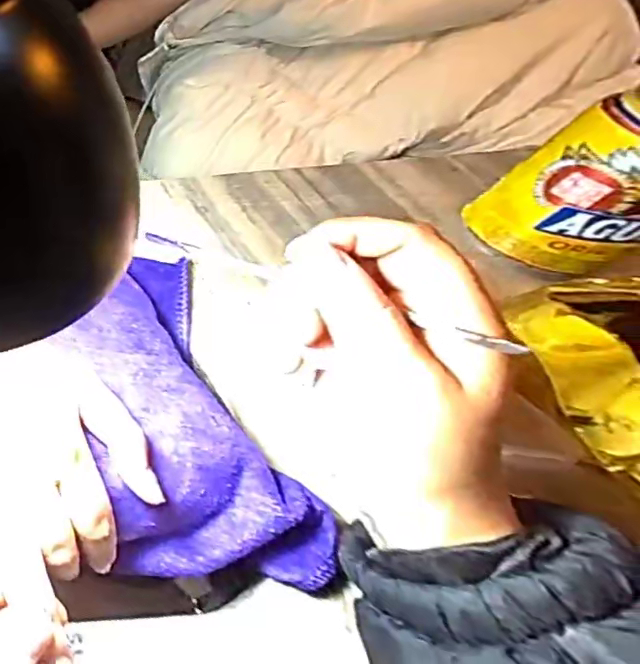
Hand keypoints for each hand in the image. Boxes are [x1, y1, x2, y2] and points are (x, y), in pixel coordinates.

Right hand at [0, 347, 165, 587]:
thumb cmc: (12, 353)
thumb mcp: (80, 381)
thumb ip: (123, 435)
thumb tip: (153, 493)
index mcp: (64, 447)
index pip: (96, 520)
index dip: (104, 548)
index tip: (99, 558)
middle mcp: (26, 468)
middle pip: (57, 544)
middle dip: (66, 570)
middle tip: (63, 580)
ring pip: (13, 547)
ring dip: (25, 584)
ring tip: (29, 603)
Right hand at [272, 219, 520, 549]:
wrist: (408, 503)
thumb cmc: (416, 446)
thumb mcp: (395, 377)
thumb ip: (360, 308)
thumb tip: (316, 252)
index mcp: (456, 316)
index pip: (408, 241)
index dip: (353, 235)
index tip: (303, 256)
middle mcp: (415, 312)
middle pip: (347, 262)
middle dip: (310, 289)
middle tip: (300, 331)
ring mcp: (375, 326)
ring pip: (314, 286)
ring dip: (290, 313)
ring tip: (295, 355)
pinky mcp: (341, 341)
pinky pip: (298, 311)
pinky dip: (283, 330)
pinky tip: (292, 360)